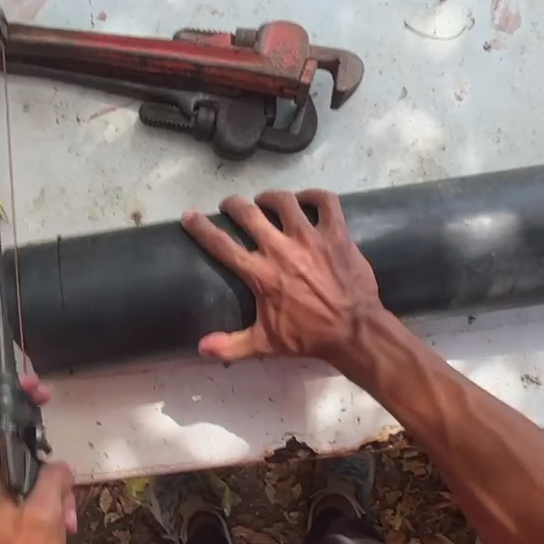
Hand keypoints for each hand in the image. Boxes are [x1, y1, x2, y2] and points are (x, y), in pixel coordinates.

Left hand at [0, 375, 76, 543]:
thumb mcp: (46, 513)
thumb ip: (54, 477)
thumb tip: (59, 467)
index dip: (15, 402)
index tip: (35, 386)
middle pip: (15, 451)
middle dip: (47, 463)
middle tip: (66, 476)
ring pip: (28, 476)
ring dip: (54, 490)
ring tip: (67, 517)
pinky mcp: (2, 516)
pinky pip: (28, 495)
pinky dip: (48, 504)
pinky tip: (64, 524)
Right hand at [181, 189, 383, 370]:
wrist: (353, 331)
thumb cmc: (308, 337)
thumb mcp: (265, 345)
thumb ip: (231, 346)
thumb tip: (201, 347)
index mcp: (261, 274)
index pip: (222, 245)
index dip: (201, 228)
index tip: (189, 216)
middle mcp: (281, 249)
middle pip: (249, 214)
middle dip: (234, 204)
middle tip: (230, 205)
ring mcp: (311, 238)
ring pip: (285, 202)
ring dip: (270, 197)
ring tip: (264, 200)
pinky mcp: (336, 234)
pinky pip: (325, 202)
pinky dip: (314, 195)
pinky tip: (306, 198)